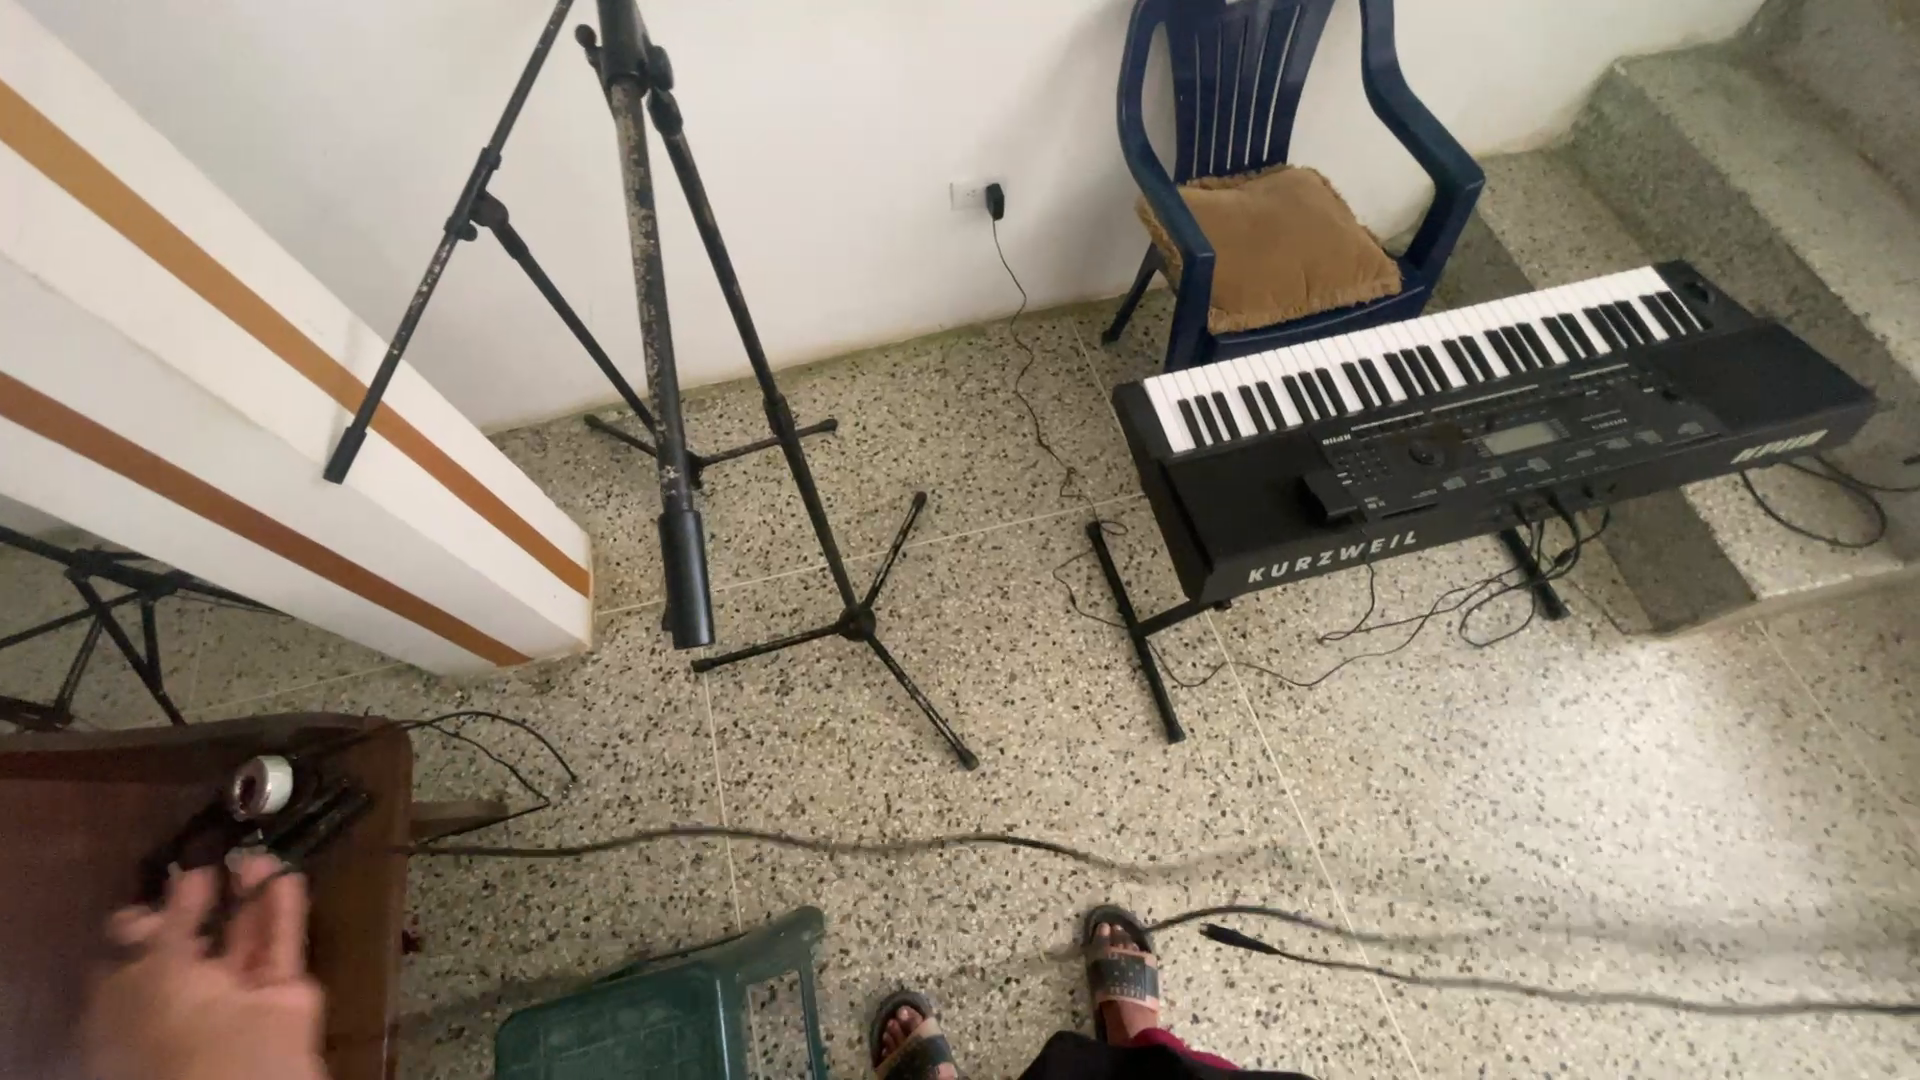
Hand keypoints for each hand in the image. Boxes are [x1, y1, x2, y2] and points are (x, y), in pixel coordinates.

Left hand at [84, 856, 328, 1079]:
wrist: (238, 1062)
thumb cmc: (172, 1023)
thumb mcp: (155, 969)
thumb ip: (174, 921)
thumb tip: (193, 873)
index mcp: (132, 1007)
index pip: (133, 960)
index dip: (145, 923)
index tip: (161, 887)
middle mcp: (180, 1000)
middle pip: (194, 945)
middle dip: (206, 904)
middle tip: (217, 864)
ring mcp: (236, 992)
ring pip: (244, 938)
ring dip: (251, 899)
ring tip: (258, 859)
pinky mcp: (282, 984)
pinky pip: (282, 942)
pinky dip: (285, 911)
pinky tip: (287, 878)